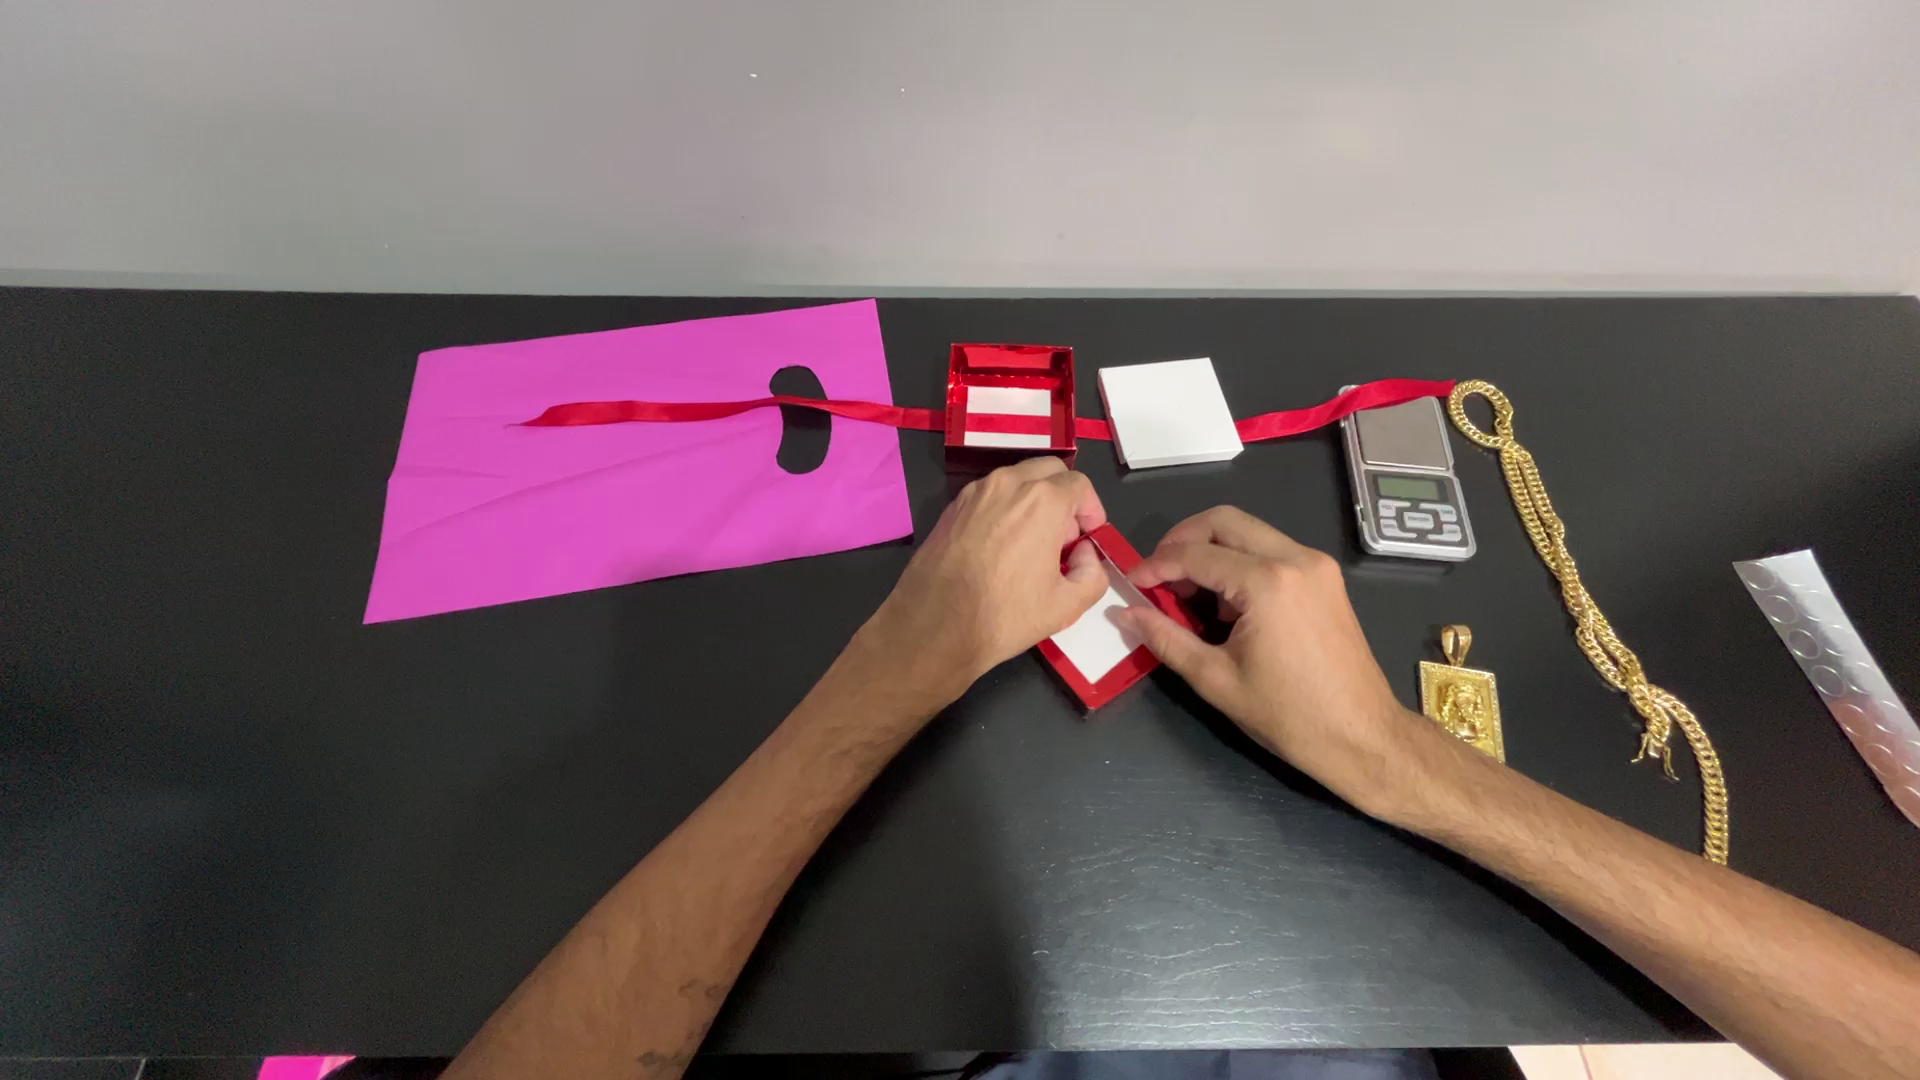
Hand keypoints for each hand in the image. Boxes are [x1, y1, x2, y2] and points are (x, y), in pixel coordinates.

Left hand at [854, 458, 1111, 708]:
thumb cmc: (1005, 614)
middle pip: (1048, 472)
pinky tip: (1000, 546)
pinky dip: (1004, 508)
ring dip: (1033, 500)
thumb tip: (1083, 554)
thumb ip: (1093, 573)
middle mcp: (1008, 484)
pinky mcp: (952, 508)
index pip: (1080, 485)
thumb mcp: (1067, 604)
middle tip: (1063, 536)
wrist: (935, 625)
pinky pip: (989, 495)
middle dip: (1064, 497)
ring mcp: (974, 493)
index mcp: (1042, 500)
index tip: (1088, 537)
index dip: (1091, 510)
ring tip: (1031, 542)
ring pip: (1016, 480)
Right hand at [1113, 506, 1430, 816]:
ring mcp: (1314, 565)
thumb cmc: (1288, 715)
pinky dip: (1237, 561)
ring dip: (1209, 549)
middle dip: (1181, 540)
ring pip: (1248, 530)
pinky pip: (1269, 549)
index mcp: (1267, 582)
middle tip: (1155, 574)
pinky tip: (1222, 601)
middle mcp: (1294, 558)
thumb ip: (1165, 638)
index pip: (1194, 554)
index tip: (1130, 584)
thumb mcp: (1215, 679)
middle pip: (1223, 520)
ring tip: (1185, 591)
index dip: (1154, 566)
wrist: (1363, 737)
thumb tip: (1124, 613)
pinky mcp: (1323, 577)